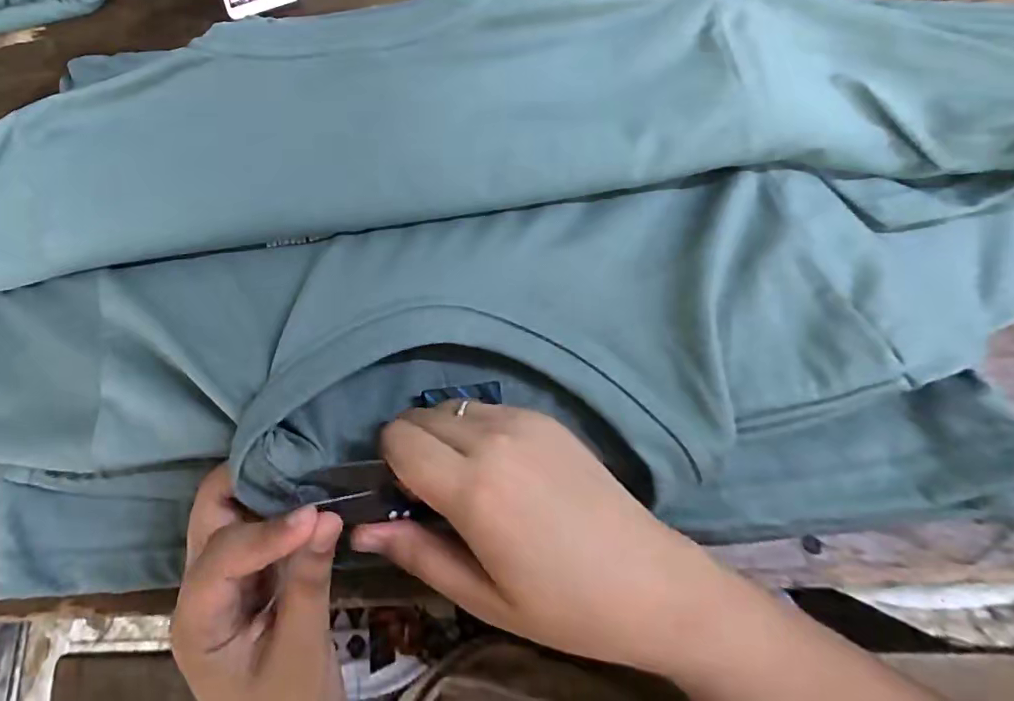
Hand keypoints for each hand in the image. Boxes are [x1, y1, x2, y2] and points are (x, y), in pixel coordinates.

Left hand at [172, 465, 344, 700]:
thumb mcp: (301, 651)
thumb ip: (310, 580)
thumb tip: (328, 515)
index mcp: (196, 618)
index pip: (223, 555)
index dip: (267, 530)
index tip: (314, 513)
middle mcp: (197, 587)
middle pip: (210, 513)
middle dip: (249, 482)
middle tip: (296, 462)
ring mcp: (219, 578)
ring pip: (229, 511)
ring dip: (264, 488)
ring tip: (305, 471)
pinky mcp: (245, 575)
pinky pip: (255, 526)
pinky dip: (278, 507)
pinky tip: (305, 495)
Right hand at [348, 403, 726, 671]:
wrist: (652, 582)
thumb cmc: (564, 606)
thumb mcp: (483, 597)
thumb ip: (417, 553)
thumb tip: (360, 530)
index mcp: (474, 489)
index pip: (397, 440)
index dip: (390, 465)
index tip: (406, 498)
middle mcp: (493, 439)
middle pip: (417, 417)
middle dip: (410, 449)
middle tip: (435, 494)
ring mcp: (522, 420)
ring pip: (449, 407)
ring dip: (441, 436)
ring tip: (470, 481)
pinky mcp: (543, 416)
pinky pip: (485, 408)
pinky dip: (474, 430)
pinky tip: (503, 469)